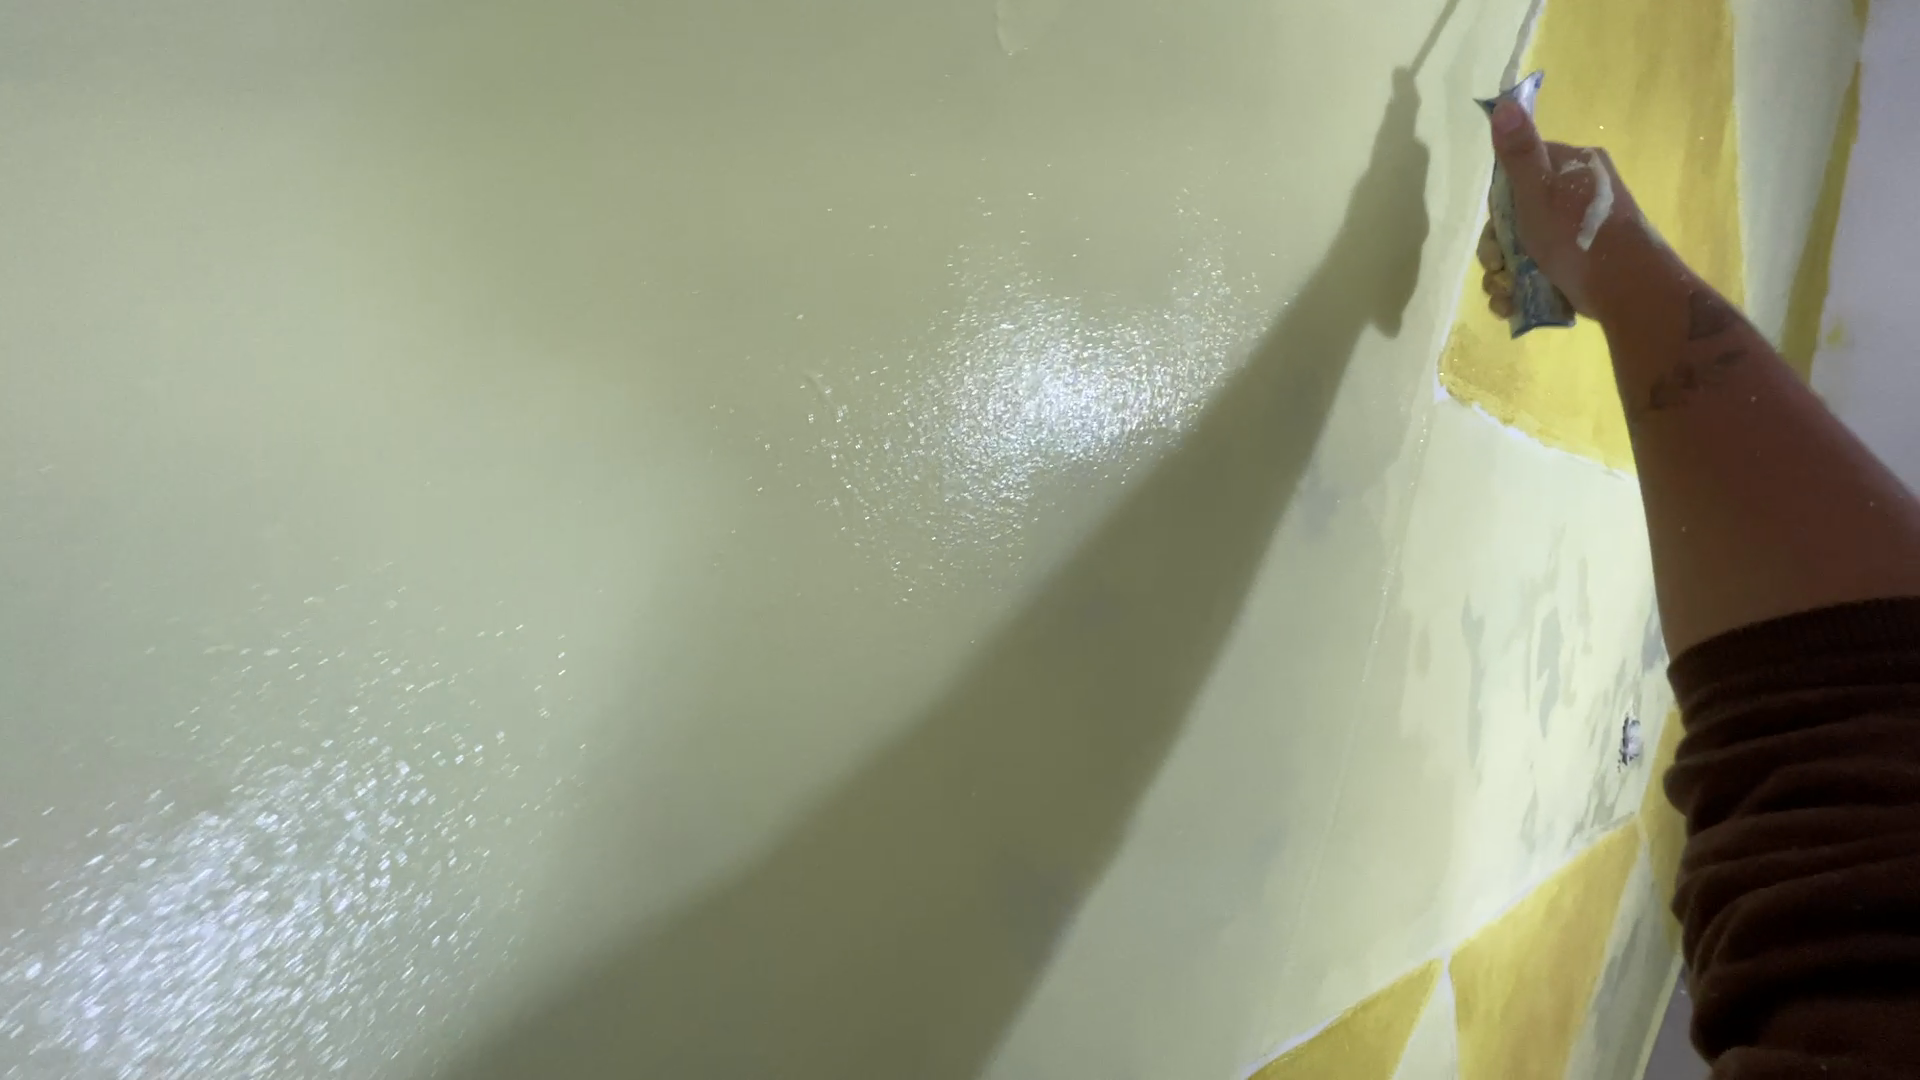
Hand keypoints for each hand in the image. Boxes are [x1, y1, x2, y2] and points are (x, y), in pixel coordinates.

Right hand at [1477, 100, 1647, 321]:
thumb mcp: (1540, 192)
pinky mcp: (1566, 266)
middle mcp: (1570, 198)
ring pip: (1512, 254)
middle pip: (1509, 221)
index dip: (1498, 205)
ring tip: (1511, 289)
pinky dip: (1514, 293)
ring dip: (1501, 277)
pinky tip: (1515, 302)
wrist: (1624, 287)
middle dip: (1496, 250)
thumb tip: (1504, 103)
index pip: (1515, 176)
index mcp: (1570, 170)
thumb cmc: (1579, 236)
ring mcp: (1568, 234)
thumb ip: (1519, 153)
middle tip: (1503, 262)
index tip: (1499, 223)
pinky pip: (1524, 277)